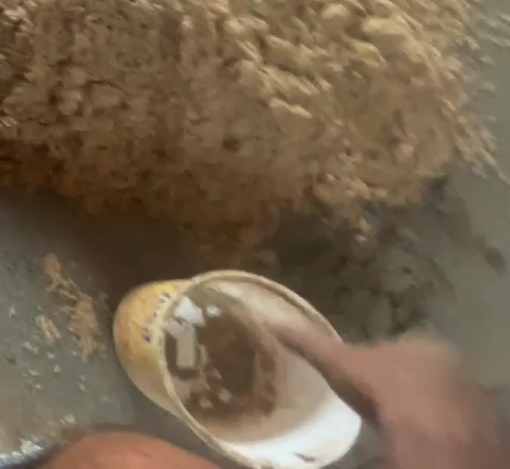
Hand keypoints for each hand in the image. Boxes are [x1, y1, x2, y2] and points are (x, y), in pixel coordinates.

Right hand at [276, 326, 504, 468]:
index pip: (399, 342)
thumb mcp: (333, 359)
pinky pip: (453, 421)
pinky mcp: (484, 429)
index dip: (379, 354)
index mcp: (424, 343)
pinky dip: (434, 425)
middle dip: (401, 377)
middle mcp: (457, 366)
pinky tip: (413, 432)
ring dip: (418, 403)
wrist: (431, 432)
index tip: (362, 367)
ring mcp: (475, 399)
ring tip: (390, 414)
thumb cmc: (382, 385)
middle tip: (375, 391)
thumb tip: (266, 318)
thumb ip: (304, 339)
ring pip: (439, 396)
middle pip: (421, 368)